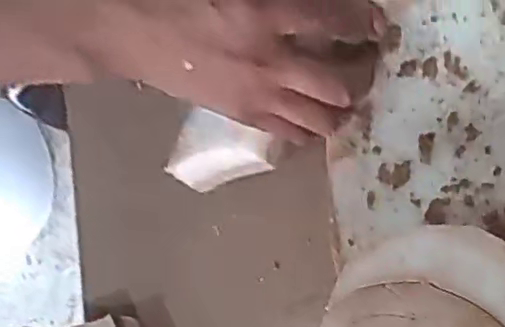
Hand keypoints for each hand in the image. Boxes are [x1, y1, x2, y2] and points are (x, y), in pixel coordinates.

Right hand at [71, 0, 384, 139]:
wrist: (127, 26)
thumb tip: (308, 3)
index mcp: (264, 12)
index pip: (334, 20)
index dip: (363, 23)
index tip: (377, 25)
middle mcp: (272, 63)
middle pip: (340, 85)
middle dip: (362, 75)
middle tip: (368, 64)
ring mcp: (261, 97)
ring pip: (323, 120)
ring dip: (344, 111)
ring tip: (350, 98)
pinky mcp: (248, 118)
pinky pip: (296, 136)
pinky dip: (314, 129)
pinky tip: (317, 116)